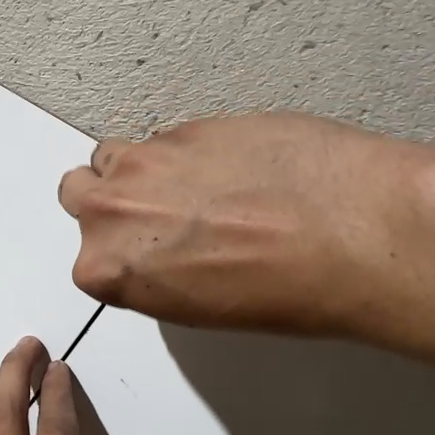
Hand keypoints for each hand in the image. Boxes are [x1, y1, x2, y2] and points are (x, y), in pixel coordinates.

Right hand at [56, 113, 422, 333]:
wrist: (355, 235)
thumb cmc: (288, 290)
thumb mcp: (195, 308)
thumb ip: (149, 273)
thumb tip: (161, 252)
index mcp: (105, 267)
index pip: (87, 252)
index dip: (119, 249)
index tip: (148, 253)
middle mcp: (111, 210)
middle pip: (78, 190)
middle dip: (111, 198)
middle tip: (161, 213)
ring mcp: (147, 161)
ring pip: (116, 155)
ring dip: (145, 168)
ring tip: (201, 187)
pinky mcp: (190, 127)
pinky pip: (173, 137)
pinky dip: (197, 151)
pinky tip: (243, 171)